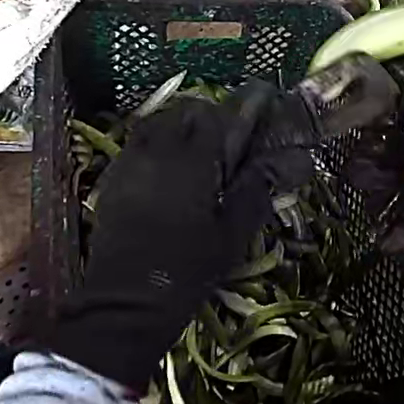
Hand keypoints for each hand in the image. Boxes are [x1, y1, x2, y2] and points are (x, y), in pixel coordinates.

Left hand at [54, 82, 312, 389]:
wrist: (126, 300)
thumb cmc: (189, 268)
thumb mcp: (234, 231)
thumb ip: (258, 188)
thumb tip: (288, 159)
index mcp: (194, 160)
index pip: (222, 113)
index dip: (246, 105)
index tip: (264, 102)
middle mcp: (160, 150)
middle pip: (189, 110)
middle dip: (214, 113)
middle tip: (232, 134)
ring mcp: (131, 161)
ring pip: (160, 121)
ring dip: (183, 124)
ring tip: (200, 145)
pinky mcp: (114, 177)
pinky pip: (138, 141)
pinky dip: (158, 140)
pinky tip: (170, 165)